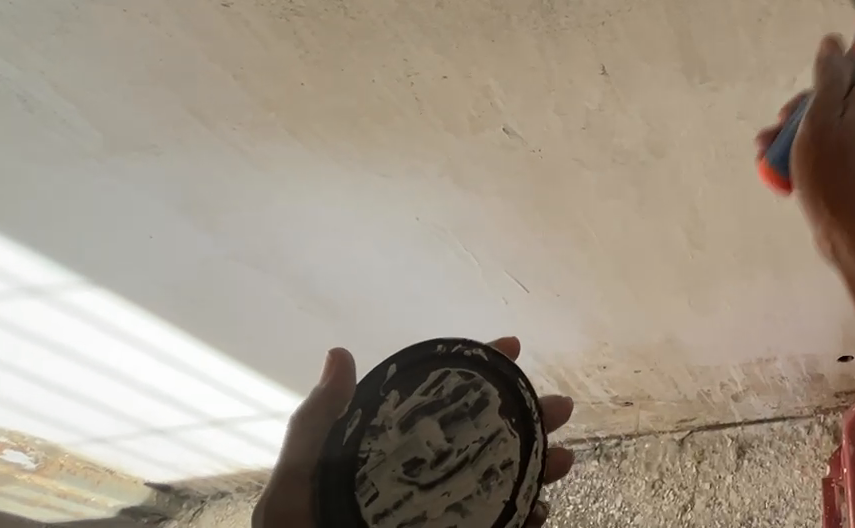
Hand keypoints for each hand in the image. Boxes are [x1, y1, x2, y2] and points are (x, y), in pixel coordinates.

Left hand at [252, 338, 575, 527]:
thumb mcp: (291, 497)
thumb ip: (314, 430)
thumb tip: (340, 354)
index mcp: (391, 453)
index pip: (442, 398)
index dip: (480, 367)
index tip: (514, 345)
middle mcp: (425, 479)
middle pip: (487, 435)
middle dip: (530, 414)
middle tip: (561, 407)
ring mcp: (446, 516)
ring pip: (505, 479)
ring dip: (539, 464)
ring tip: (563, 460)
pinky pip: (504, 527)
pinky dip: (528, 517)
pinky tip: (541, 512)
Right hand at [755, 34, 854, 263]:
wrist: (847, 230)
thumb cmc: (832, 170)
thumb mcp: (822, 117)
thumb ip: (829, 78)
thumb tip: (834, 41)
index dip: (849, 62)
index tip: (820, 70)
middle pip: (838, 95)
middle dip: (804, 102)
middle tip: (782, 118)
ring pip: (826, 123)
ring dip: (795, 129)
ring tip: (765, 147)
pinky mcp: (849, 170)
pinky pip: (824, 148)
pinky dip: (801, 150)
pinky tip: (775, 165)